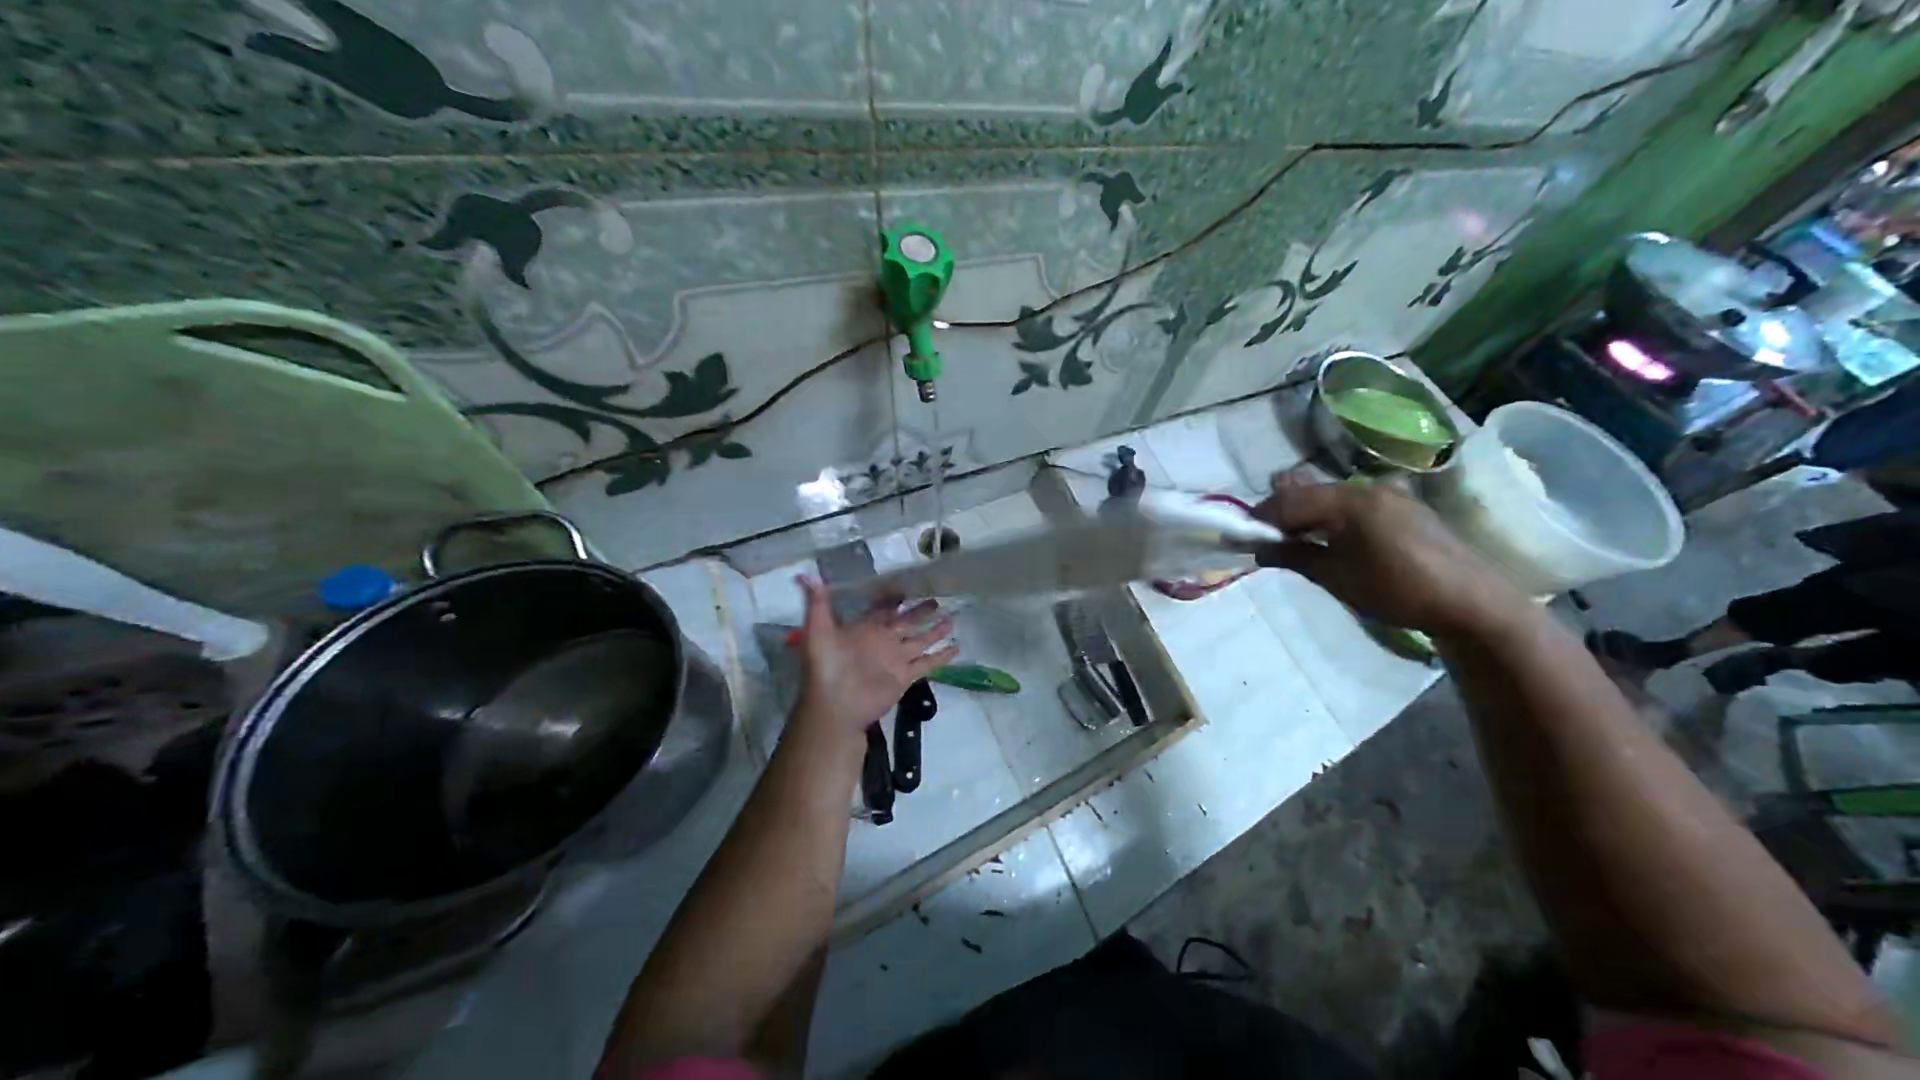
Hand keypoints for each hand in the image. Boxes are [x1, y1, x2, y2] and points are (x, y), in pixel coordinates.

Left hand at [794, 576, 957, 734]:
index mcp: (865, 628)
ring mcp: (896, 659)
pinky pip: (927, 663)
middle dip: (920, 611)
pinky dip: (942, 656)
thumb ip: (817, 603)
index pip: (882, 609)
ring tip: (952, 619)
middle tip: (936, 599)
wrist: (835, 705)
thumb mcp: (817, 630)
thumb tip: (806, 575)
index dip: (893, 599)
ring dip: (935, 631)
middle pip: (906, 622)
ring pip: (920, 640)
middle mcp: (883, 641)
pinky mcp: (906, 677)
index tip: (907, 585)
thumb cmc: (825, 668)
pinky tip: (957, 648)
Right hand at [1250, 474, 1528, 635]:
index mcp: (1349, 501)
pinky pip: (1353, 502)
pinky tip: (1331, 540)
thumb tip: (1258, 548)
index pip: (1288, 501)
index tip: (1240, 536)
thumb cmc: (1398, 591)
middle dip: (1281, 513)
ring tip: (1295, 542)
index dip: (1260, 518)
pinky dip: (1332, 516)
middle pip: (1308, 491)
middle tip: (1265, 540)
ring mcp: (1389, 494)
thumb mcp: (1337, 578)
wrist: (1472, 602)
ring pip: (1330, 495)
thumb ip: (1294, 556)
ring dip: (1307, 514)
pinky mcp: (1403, 506)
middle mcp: (1367, 487)